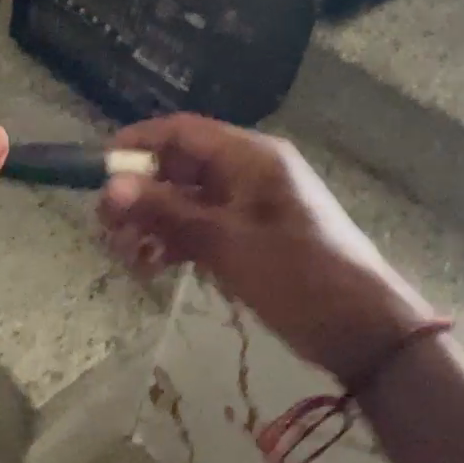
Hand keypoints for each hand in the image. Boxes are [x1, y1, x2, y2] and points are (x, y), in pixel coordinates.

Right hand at [98, 114, 434, 379]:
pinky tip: (152, 267)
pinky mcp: (248, 237)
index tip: (97, 172)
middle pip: (178, 167)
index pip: (181, 131)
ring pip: (184, 200)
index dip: (137, 145)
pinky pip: (199, 227)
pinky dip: (174, 242)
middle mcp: (246, 172)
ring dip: (152, 222)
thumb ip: (167, 212)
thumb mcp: (227, 243)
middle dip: (139, 193)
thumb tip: (108, 188)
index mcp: (250, 157)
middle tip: (106, 228)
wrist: (366, 331)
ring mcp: (248, 206)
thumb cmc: (300, 276)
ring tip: (126, 256)